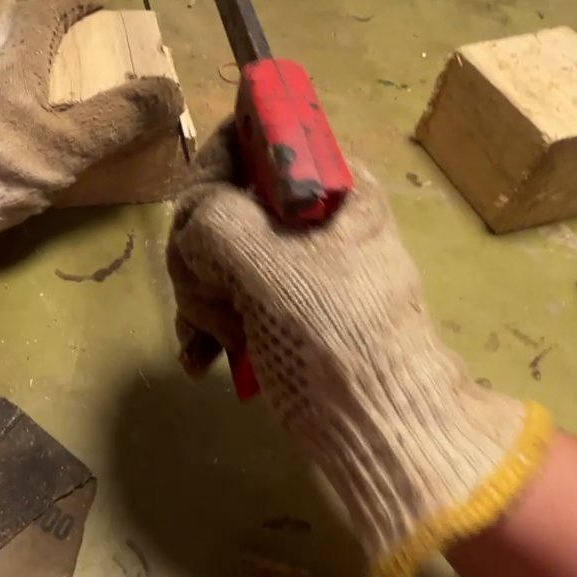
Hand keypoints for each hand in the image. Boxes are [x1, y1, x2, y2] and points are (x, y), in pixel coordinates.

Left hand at [0, 0, 183, 315]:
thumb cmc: (8, 164)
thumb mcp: (74, 141)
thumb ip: (121, 115)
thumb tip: (169, 90)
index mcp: (16, 61)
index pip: (43, 8)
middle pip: (16, 25)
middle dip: (48, 18)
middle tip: (75, 28)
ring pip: (2, 56)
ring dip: (32, 52)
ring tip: (59, 72)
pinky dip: (19, 84)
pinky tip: (29, 113)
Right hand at [166, 124, 554, 576]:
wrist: (384, 436)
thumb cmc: (334, 338)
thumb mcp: (265, 264)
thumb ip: (211, 218)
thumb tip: (191, 222)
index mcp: (327, 183)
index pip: (250, 140)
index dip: (210, 176)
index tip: (195, 226)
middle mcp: (314, 212)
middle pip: (223, 203)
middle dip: (200, 258)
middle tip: (207, 303)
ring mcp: (301, 262)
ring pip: (219, 254)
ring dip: (202, 298)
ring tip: (212, 345)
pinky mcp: (288, 306)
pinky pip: (233, 293)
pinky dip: (213, 322)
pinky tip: (201, 358)